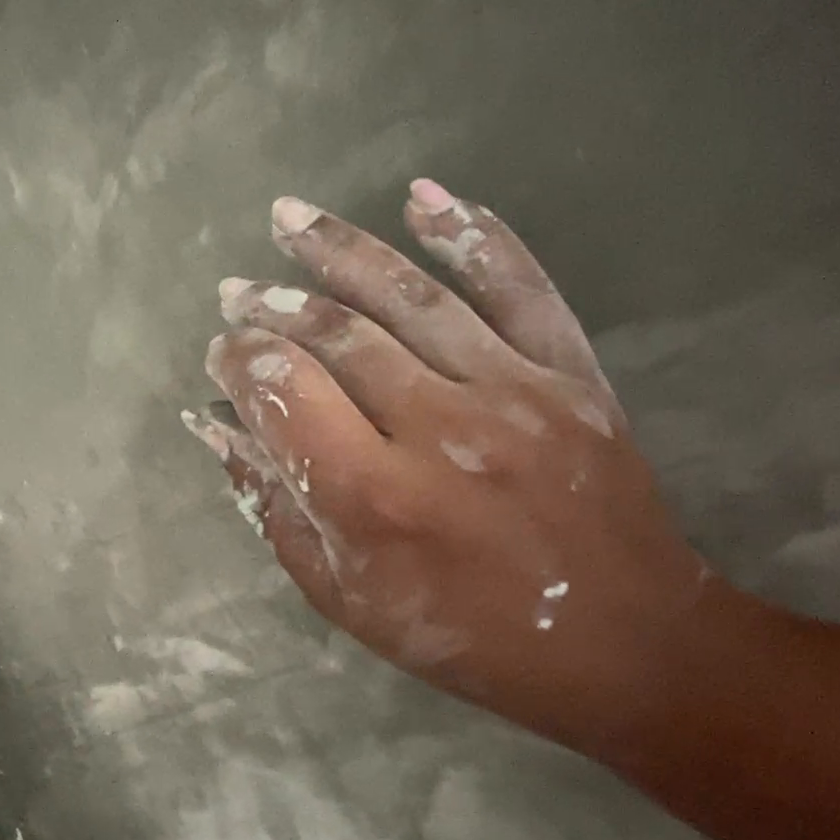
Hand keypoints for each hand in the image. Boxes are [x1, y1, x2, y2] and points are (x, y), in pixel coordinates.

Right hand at [187, 180, 714, 748]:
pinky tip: (421, 195)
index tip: (219, 354)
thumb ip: (273, 507)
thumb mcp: (342, 595)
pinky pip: (518, 286)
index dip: (240, 363)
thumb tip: (217, 427)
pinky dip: (470, 234)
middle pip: (337, 338)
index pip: (284, 394)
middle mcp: (440, 431)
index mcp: (374, 498)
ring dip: (339, 251)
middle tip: (233, 291)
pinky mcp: (571, 376)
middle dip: (272, 307)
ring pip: (411, 297)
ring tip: (287, 218)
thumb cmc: (461, 635)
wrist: (623, 644)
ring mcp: (514, 393)